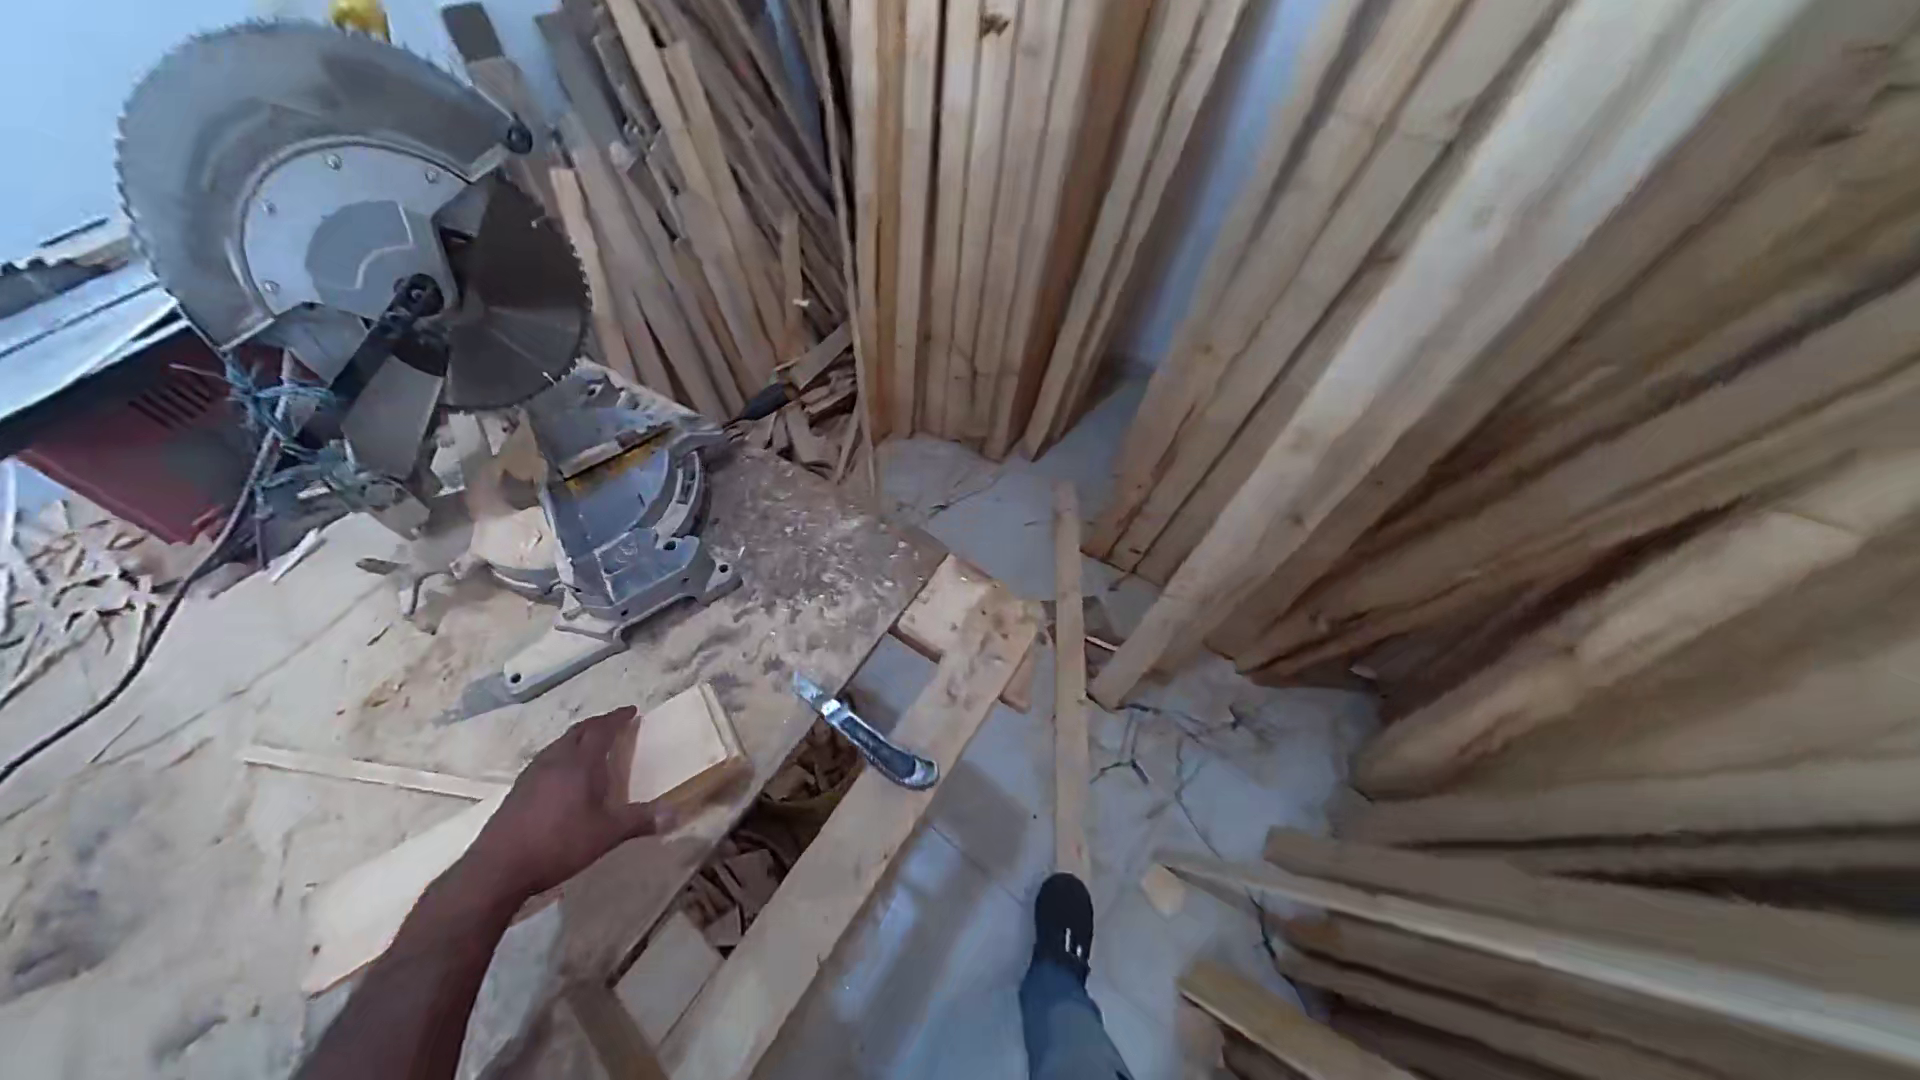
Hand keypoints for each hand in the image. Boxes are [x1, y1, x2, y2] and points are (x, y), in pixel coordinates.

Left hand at [461, 706, 675, 903]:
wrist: (496, 869)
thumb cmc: (558, 843)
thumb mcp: (606, 834)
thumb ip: (641, 821)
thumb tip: (675, 814)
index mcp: (579, 763)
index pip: (601, 729)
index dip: (617, 718)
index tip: (632, 711)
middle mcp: (555, 761)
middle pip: (578, 731)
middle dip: (598, 724)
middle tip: (614, 724)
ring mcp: (532, 775)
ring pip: (559, 745)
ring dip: (578, 739)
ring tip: (591, 746)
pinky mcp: (517, 791)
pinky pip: (546, 760)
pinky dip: (562, 756)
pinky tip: (563, 776)